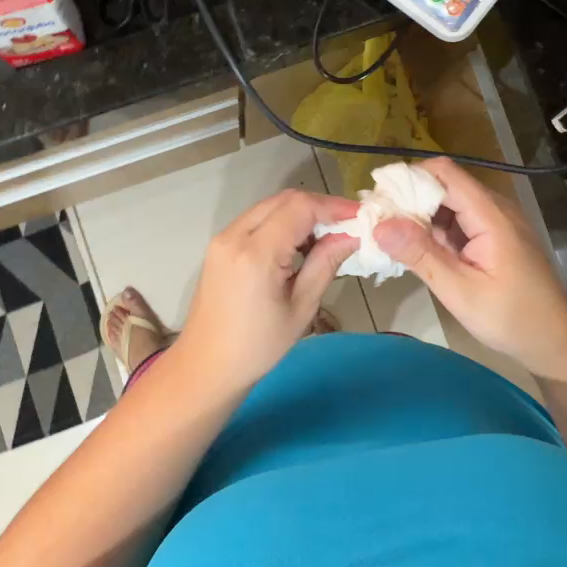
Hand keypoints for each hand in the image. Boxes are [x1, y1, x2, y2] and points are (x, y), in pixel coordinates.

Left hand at [169, 188, 360, 387]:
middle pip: (284, 200)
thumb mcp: (300, 308)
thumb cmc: (258, 347)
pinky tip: (298, 246)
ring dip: (299, 214)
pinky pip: (255, 220)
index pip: (300, 208)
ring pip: (269, 207)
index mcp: (256, 254)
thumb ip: (325, 264)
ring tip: (327, 238)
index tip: (360, 219)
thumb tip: (352, 236)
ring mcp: (222, 239)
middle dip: (319, 207)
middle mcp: (234, 236)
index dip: (333, 207)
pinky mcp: (219, 246)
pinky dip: (281, 222)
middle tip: (347, 227)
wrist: (207, 365)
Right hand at [373, 158, 566, 378]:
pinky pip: (459, 221)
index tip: (377, 200)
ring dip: (419, 216)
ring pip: (449, 204)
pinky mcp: (494, 238)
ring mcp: (496, 223)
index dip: (408, 179)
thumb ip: (421, 255)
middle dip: (408, 198)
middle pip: (445, 185)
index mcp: (491, 217)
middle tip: (375, 223)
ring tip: (388, 236)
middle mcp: (495, 210)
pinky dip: (434, 230)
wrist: (554, 341)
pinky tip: (415, 249)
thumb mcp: (460, 292)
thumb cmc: (511, 319)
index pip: (445, 173)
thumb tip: (379, 225)